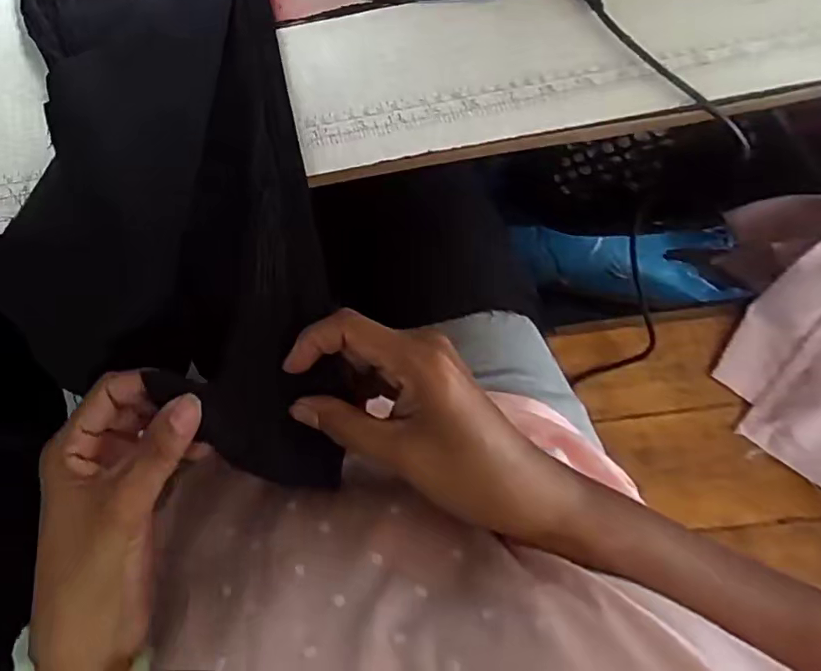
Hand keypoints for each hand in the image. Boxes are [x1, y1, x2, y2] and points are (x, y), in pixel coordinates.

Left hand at [31, 372, 205, 670]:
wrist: (89, 648)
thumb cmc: (90, 569)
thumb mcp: (123, 505)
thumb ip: (159, 451)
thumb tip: (193, 399)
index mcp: (72, 447)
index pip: (109, 394)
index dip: (144, 383)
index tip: (186, 384)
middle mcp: (92, 454)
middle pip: (131, 410)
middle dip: (165, 404)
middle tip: (207, 402)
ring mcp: (115, 476)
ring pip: (148, 434)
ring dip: (176, 429)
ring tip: (214, 424)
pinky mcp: (136, 498)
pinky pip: (160, 461)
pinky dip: (181, 453)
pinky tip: (207, 448)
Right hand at [284, 308, 590, 547]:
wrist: (532, 494)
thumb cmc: (467, 474)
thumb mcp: (398, 453)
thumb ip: (343, 424)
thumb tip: (298, 406)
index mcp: (415, 354)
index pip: (347, 325)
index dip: (311, 342)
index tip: (289, 375)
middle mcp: (422, 343)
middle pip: (358, 335)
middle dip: (326, 362)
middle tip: (303, 397)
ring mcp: (431, 356)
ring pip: (371, 351)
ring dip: (345, 376)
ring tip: (326, 410)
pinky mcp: (435, 373)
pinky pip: (388, 366)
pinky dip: (367, 385)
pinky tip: (357, 413)